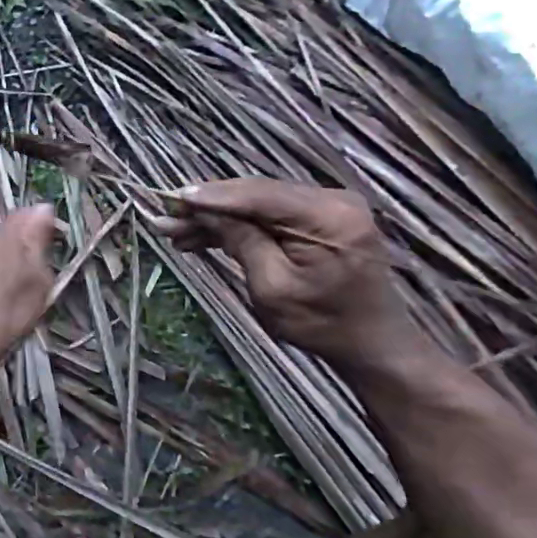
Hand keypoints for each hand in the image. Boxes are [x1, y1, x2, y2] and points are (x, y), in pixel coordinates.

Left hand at [0, 204, 56, 368]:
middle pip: (11, 228)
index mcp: (3, 235)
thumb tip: (43, 208)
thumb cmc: (12, 312)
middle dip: (28, 239)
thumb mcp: (38, 278)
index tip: (56, 242)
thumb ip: (39, 240)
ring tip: (24, 280)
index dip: (44, 223)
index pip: (28, 212)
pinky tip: (3, 290)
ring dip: (12, 254)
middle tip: (43, 265)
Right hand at [155, 179, 412, 360]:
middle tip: (166, 217)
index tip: (175, 198)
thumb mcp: (273, 289)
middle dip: (209, 208)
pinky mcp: (321, 219)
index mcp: (328, 216)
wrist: (370, 342)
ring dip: (219, 219)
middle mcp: (333, 199)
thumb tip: (207, 212)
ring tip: (175, 232)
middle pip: (257, 196)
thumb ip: (242, 243)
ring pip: (260, 205)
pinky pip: (273, 216)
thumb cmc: (323, 324)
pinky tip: (205, 237)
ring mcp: (329, 207)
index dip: (214, 196)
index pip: (260, 195)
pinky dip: (241, 226)